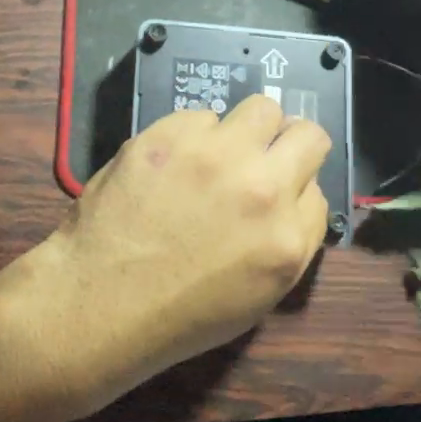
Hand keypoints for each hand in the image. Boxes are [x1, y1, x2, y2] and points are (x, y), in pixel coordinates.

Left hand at [0, 96, 330, 414]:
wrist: (101, 301)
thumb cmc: (180, 313)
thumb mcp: (259, 295)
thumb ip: (290, 238)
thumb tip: (296, 191)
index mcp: (287, 236)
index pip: (319, 185)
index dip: (297, 186)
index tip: (277, 190)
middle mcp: (260, 187)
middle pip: (306, 133)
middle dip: (289, 143)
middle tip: (261, 158)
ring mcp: (213, 155)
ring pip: (260, 108)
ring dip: (247, 128)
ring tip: (219, 152)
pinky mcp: (169, 135)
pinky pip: (201, 115)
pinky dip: (193, 135)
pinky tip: (171, 163)